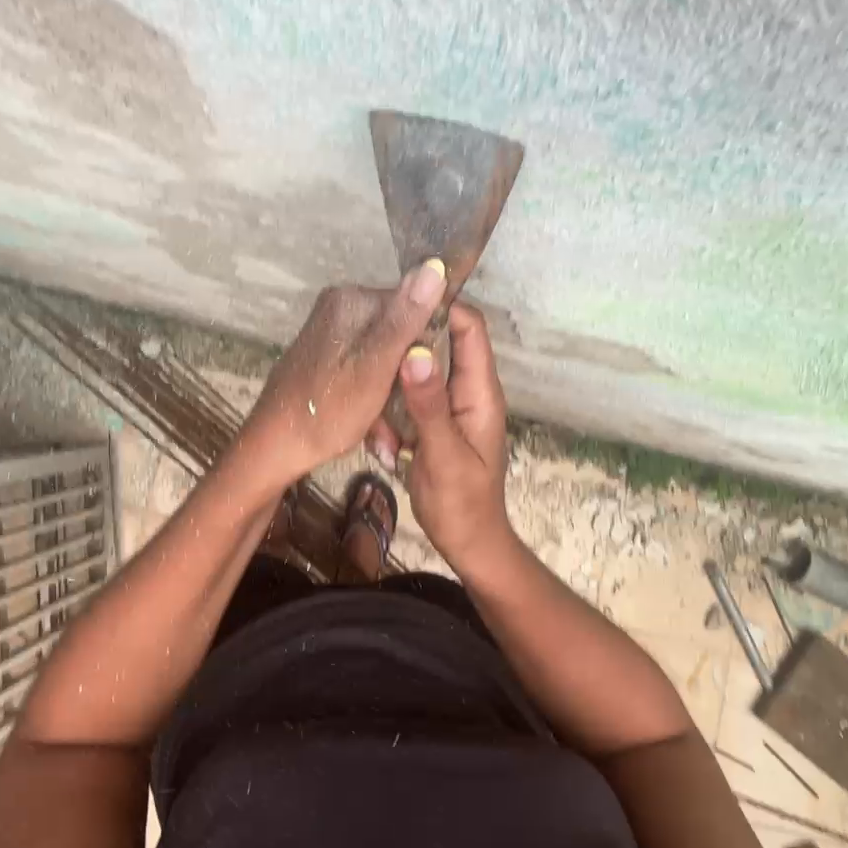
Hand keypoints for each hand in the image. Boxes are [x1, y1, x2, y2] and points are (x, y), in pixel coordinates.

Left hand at [238, 261, 447, 482]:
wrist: (276, 446)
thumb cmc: (329, 410)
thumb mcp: (376, 366)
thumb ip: (406, 318)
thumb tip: (436, 266)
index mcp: (353, 299)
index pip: (414, 305)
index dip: (427, 344)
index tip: (426, 382)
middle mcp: (341, 305)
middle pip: (399, 328)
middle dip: (408, 368)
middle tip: (405, 409)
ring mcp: (332, 329)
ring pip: (385, 349)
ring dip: (393, 384)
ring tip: (390, 423)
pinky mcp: (328, 352)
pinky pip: (366, 362)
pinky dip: (374, 387)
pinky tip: (375, 417)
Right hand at [382, 304, 514, 570]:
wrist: (467, 544)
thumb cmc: (462, 503)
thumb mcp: (444, 456)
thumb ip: (429, 405)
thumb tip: (415, 350)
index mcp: (480, 390)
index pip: (469, 327)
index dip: (440, 306)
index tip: (398, 303)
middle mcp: (465, 389)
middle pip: (436, 344)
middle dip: (403, 350)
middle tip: (368, 356)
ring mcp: (446, 405)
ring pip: (413, 374)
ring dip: (390, 392)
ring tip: (376, 424)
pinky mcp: (429, 422)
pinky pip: (404, 402)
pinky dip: (388, 416)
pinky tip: (380, 444)